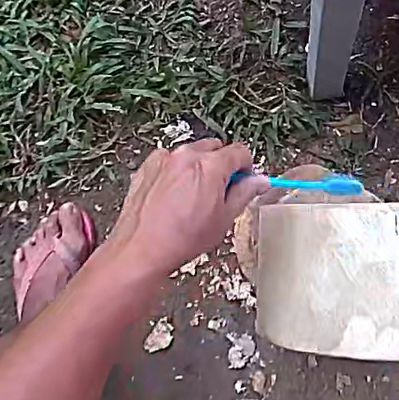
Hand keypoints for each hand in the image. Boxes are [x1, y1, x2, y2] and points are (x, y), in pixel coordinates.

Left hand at [108, 141, 266, 277]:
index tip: (243, 181)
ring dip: (199, 167)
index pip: (241, 152)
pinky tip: (174, 196)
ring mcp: (165, 159)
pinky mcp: (148, 166)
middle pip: (217, 149)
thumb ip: (245, 193)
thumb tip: (258, 182)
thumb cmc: (180, 239)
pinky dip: (177, 171)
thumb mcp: (224, 219)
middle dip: (222, 165)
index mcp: (211, 165)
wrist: (140, 250)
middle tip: (220, 191)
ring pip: (193, 153)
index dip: (246, 168)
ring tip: (193, 197)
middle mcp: (187, 155)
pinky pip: (171, 160)